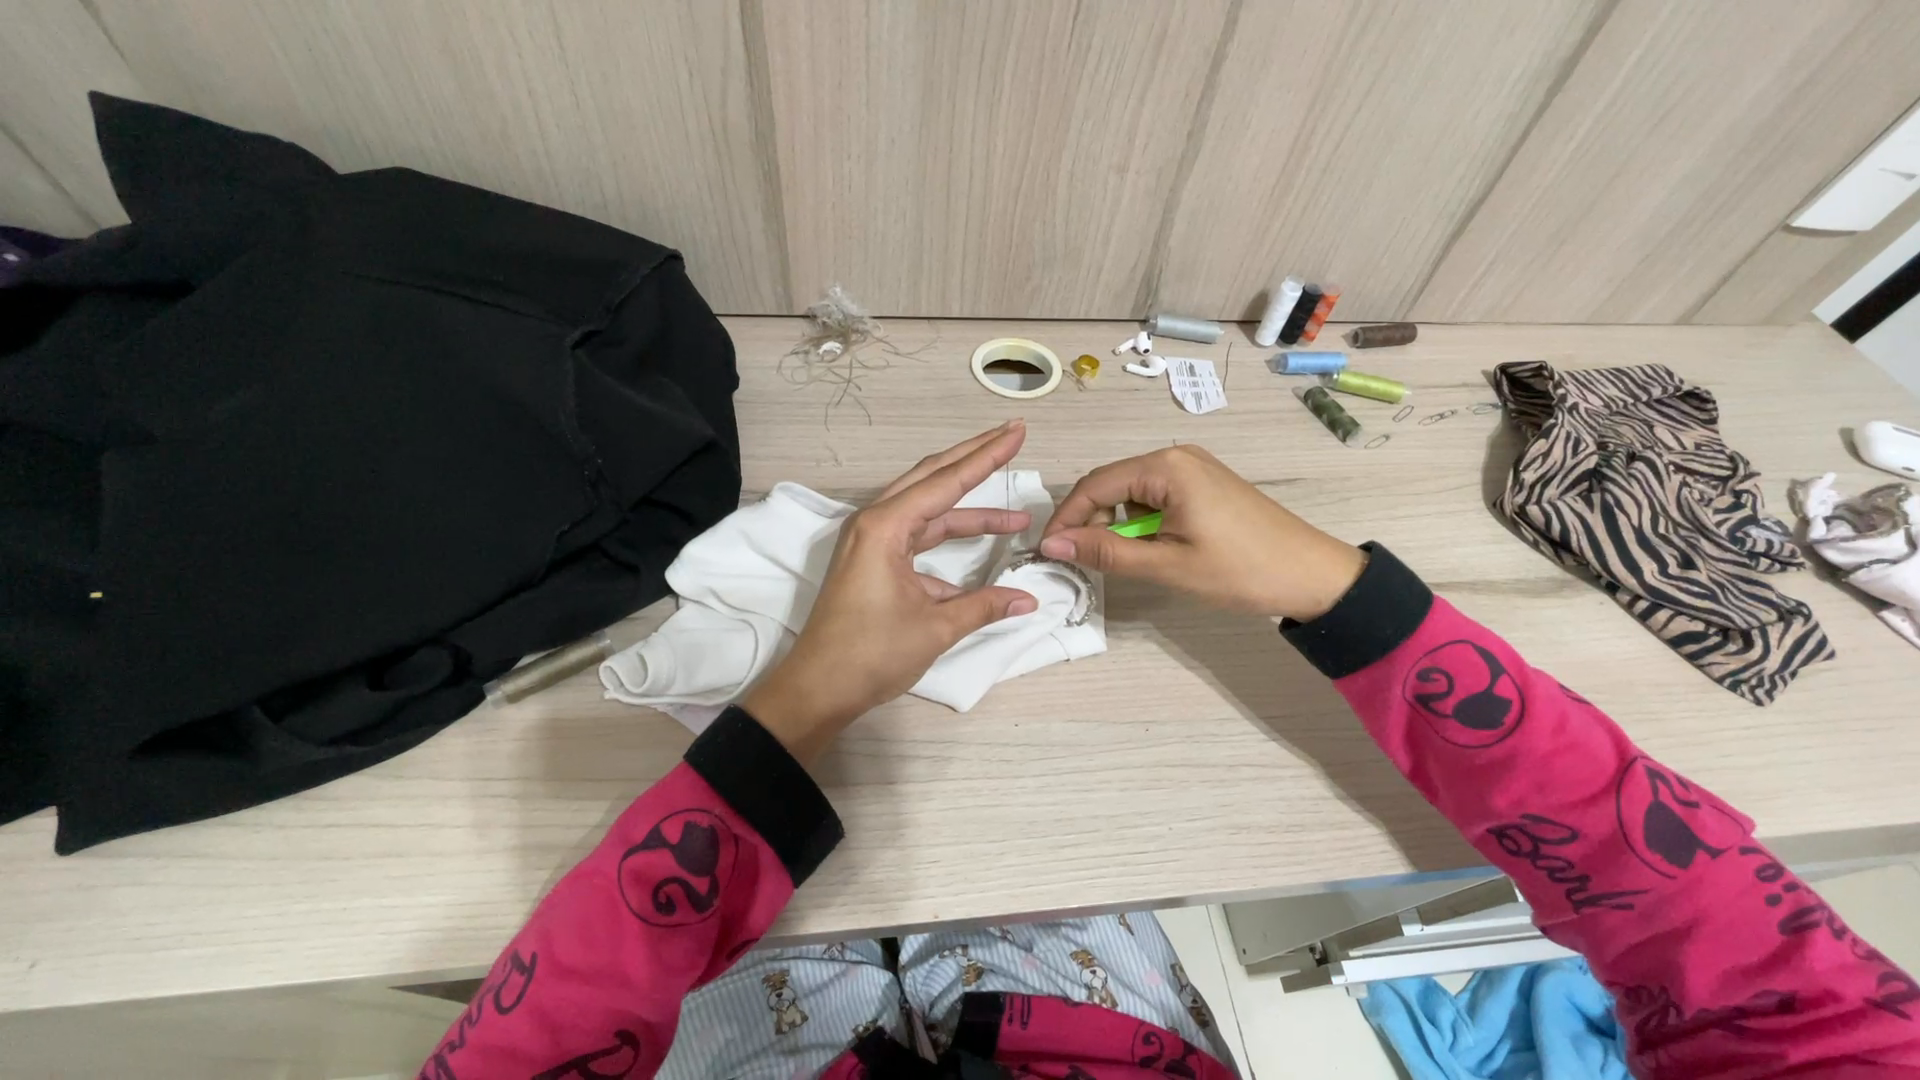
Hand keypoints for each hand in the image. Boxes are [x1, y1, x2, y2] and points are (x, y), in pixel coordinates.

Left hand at [743, 422, 1039, 764]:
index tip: (1017, 433)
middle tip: (1011, 439)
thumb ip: (984, 606)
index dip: (987, 457)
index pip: (947, 481)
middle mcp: (874, 523)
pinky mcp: (871, 562)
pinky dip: (947, 542)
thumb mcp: (935, 627)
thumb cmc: (870, 654)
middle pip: (932, 479)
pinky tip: (977, 562)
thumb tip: (1027, 599)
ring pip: (926, 511)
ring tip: (1013, 517)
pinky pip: (916, 537)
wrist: (817, 688)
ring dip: (968, 512)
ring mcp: (870, 542)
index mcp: (885, 527)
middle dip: (974, 461)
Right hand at [1039, 445, 1365, 620]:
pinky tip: (1148, 547)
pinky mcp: (1204, 483)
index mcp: (1165, 467)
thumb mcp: (1166, 565)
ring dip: (1115, 523)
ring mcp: (1193, 467)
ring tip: (1118, 559)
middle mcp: (1175, 456)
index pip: (1094, 485)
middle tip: (1078, 560)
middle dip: (1088, 521)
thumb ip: (1106, 552)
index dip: (1066, 519)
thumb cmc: (1240, 570)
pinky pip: (1155, 496)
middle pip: (1110, 483)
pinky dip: (1140, 521)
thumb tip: (1052, 545)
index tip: (1047, 552)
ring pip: (1131, 491)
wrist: (1312, 574)